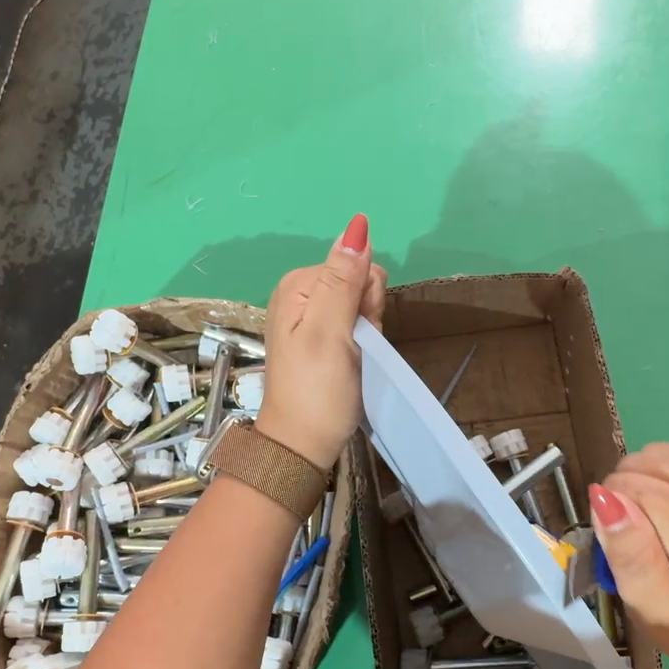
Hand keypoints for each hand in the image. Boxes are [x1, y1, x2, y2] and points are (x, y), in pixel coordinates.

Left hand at [255, 214, 386, 469]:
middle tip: (354, 347)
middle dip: (368, 314)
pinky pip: (357, 328)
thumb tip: (357, 224)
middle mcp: (303, 295)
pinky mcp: (323, 340)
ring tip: (354, 359)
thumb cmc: (318, 388)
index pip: (355, 266)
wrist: (303, 444)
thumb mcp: (331, 330)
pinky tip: (355, 365)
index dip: (367, 298)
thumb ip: (344, 279)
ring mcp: (313, 319)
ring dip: (368, 333)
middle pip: (359, 284)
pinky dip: (363, 345)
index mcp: (299, 285)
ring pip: (363, 307)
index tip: (357, 329)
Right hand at [590, 441, 668, 668]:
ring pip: (664, 451)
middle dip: (629, 490)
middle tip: (639, 533)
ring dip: (649, 477)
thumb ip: (629, 556)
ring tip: (657, 517)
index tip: (621, 541)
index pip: (632, 486)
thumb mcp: (653, 610)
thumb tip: (603, 498)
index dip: (614, 509)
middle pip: (648, 462)